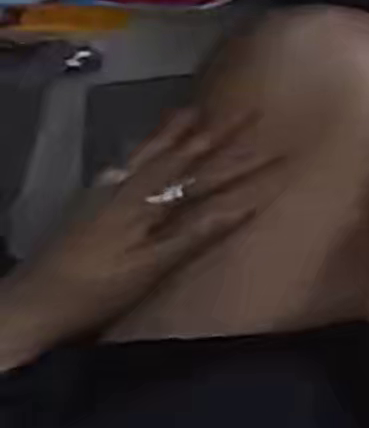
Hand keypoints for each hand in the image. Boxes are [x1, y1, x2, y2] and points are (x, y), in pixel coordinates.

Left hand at [0, 111, 277, 366]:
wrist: (16, 317)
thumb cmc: (92, 293)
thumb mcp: (150, 268)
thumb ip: (197, 234)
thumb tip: (250, 204)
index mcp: (146, 207)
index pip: (208, 177)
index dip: (247, 163)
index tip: (284, 149)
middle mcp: (126, 195)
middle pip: (178, 157)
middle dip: (215, 133)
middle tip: (247, 110)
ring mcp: (103, 201)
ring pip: (146, 158)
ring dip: (172, 134)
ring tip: (191, 111)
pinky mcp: (88, 211)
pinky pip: (121, 171)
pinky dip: (137, 154)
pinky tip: (137, 152)